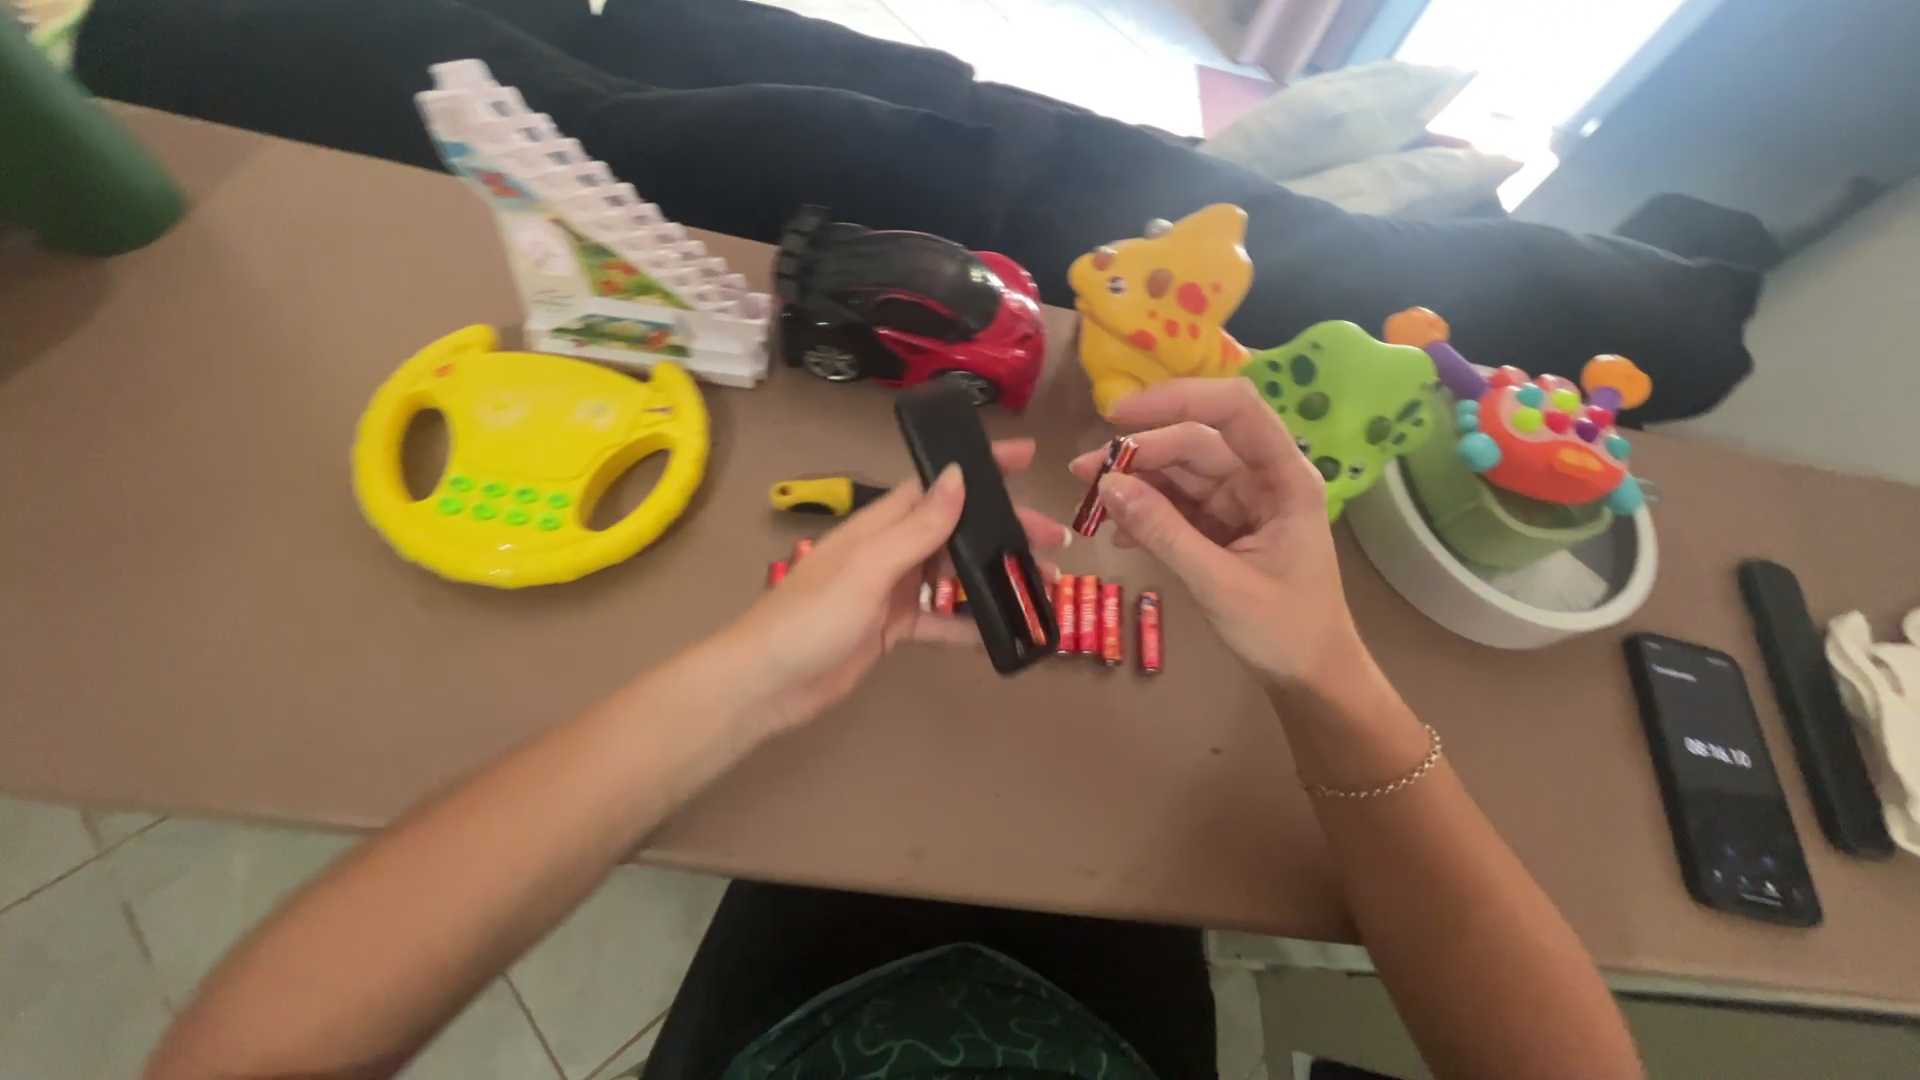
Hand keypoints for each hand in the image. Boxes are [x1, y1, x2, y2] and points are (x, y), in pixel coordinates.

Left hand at [720, 439, 1069, 733]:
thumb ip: (915, 529)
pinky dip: (969, 624)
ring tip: (1043, 586)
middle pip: (956, 531)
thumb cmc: (810, 618)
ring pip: (954, 575)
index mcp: (880, 526)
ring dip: (994, 576)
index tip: (1025, 456)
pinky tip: (1002, 631)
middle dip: (1004, 530)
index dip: (980, 468)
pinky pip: (939, 621)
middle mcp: (890, 551)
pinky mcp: (891, 629)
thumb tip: (958, 477)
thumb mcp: (867, 569)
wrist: (766, 684)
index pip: (937, 485)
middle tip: (1054, 541)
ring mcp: (891, 591)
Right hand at [1068, 378, 1363, 688]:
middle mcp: (1262, 479)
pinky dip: (1145, 515)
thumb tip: (1107, 485)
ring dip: (1134, 484)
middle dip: (1139, 452)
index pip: (1235, 410)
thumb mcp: (1221, 583)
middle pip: (1195, 442)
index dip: (1177, 400)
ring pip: (1179, 473)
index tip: (1119, 416)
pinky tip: (1116, 533)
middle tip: (1081, 473)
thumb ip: (1164, 532)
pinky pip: (1176, 506)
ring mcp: (1240, 502)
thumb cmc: (1286, 631)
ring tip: (1088, 503)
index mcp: (1285, 478)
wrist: (1310, 677)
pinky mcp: (1221, 525)